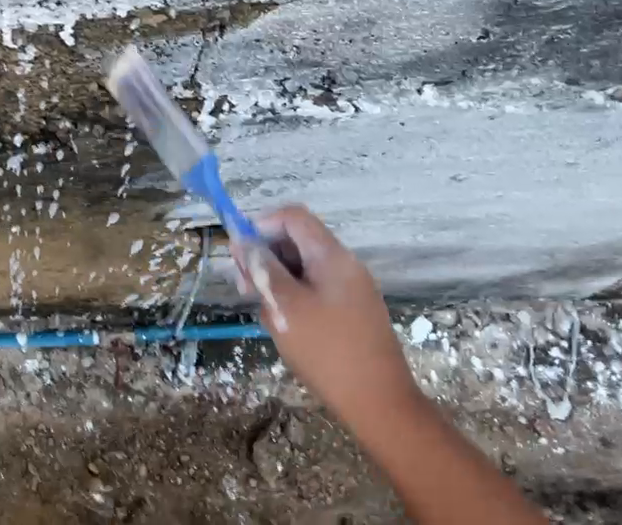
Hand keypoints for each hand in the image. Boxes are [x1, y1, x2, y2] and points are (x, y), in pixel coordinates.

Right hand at [231, 205, 420, 425]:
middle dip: (265, 257)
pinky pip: (314, 292)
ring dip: (276, 281)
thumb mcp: (285, 304)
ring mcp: (351, 291)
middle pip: (296, 242)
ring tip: (262, 310)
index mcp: (332, 256)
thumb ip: (262, 267)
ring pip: (302, 270)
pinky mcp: (351, 314)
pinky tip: (283, 325)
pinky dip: (293, 299)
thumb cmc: (327, 349)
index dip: (262, 224)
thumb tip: (244, 240)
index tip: (241, 250)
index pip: (293, 217)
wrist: (380, 405)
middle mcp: (344, 266)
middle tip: (243, 284)